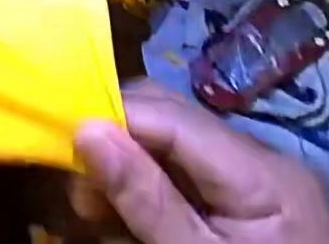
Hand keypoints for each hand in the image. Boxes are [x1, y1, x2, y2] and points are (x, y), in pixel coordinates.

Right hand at [71, 82, 328, 243]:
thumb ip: (146, 200)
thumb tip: (83, 127)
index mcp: (264, 173)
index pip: (170, 116)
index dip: (112, 119)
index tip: (64, 144)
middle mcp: (260, 160)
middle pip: (169, 118)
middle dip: (115, 139)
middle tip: (78, 184)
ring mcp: (254, 182)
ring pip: (169, 141)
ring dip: (125, 163)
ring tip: (92, 204)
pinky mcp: (245, 204)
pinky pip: (183, 172)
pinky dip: (147, 186)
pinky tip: (122, 213)